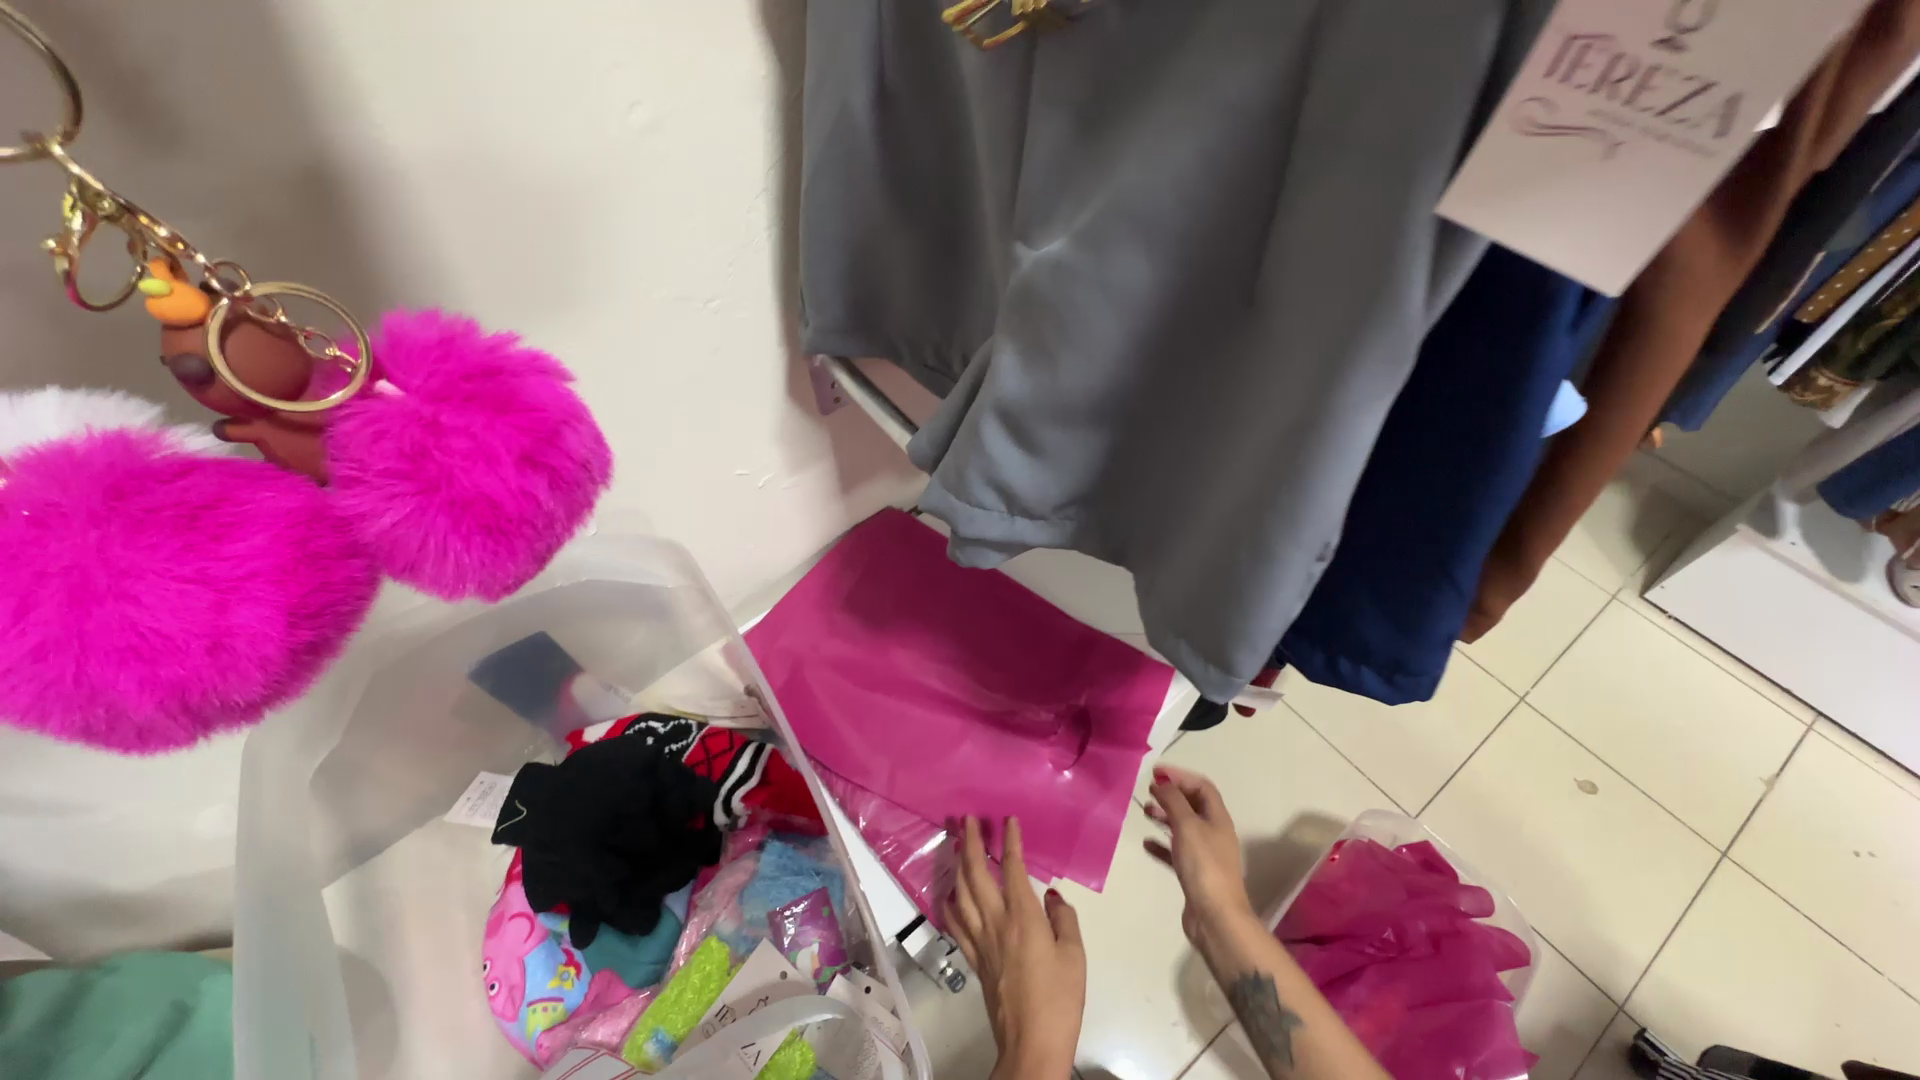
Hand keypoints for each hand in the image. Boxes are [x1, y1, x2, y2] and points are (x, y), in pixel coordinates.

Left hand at [944, 817, 1085, 1079]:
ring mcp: (981, 941)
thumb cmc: (1060, 999)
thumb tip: (1052, 897)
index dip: (1010, 841)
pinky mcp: (974, 960)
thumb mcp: (1075, 955)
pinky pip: (956, 924)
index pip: (1013, 868)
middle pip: (977, 874)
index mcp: (1023, 917)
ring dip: (958, 866)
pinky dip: (951, 904)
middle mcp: (996, 923)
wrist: (1031, 1043)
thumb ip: (1064, 920)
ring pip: (962, 894)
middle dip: (972, 843)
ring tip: (956, 846)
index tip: (1007, 819)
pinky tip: (948, 894)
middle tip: (967, 819)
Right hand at [1145, 766, 1256, 942]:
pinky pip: (1175, 852)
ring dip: (1165, 817)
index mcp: (1217, 818)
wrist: (1215, 916)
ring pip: (1183, 827)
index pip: (1202, 787)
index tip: (1156, 773)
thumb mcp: (1187, 825)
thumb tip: (1162, 782)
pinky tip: (1146, 844)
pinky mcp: (1193, 874)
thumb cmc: (1203, 865)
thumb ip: (1174, 801)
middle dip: (1171, 795)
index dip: (1180, 776)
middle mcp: (1213, 833)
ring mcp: (1204, 855)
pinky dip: (1161, 844)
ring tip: (1146, 813)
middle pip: (1192, 805)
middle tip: (1149, 791)